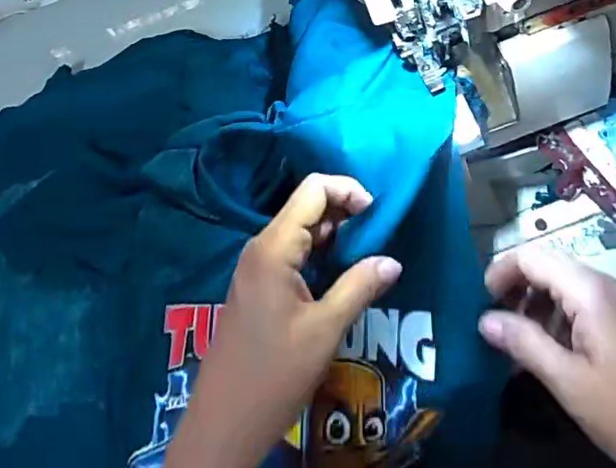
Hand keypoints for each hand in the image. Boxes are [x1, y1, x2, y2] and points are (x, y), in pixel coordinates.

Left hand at [166, 174, 402, 467]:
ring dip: (334, 232)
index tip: (376, 214)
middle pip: (307, 204)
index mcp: (274, 247)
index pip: (313, 189)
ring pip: (301, 228)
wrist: (223, 425)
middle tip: (376, 234)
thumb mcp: (325, 330)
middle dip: (345, 210)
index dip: (348, 190)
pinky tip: (341, 271)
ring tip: (366, 251)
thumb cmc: (274, 375)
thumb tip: (393, 261)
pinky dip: (319, 251)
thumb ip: (359, 287)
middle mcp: (262, 246)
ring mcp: (257, 265)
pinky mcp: (258, 284)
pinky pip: (292, 250)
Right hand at [479, 249, 615, 467]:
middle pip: (547, 267)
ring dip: (533, 306)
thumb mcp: (570, 382)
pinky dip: (555, 321)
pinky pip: (579, 307)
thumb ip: (525, 344)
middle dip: (515, 288)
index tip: (477, 300)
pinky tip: (545, 353)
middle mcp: (602, 284)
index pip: (532, 256)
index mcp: (589, 288)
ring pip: (562, 287)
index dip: (500, 271)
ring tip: (513, 343)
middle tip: (490, 321)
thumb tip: (484, 319)